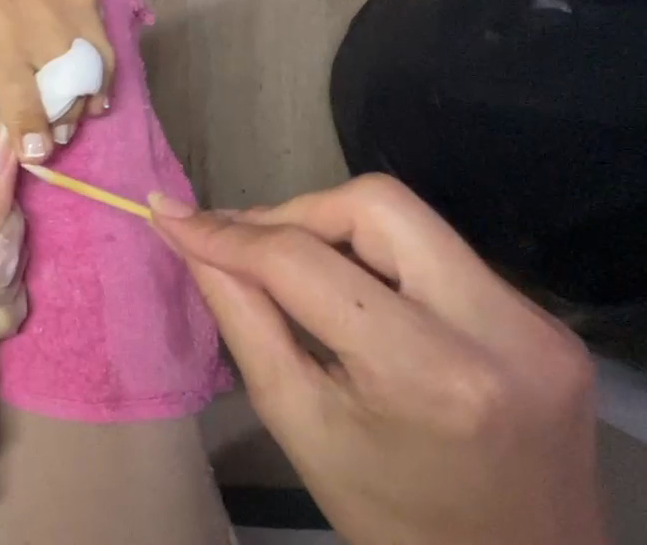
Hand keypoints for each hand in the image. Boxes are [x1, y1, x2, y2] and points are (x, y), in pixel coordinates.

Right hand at [151, 175, 605, 544]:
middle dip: (292, 214)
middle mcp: (501, 332)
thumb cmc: (384, 507)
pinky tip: (349, 299)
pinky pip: (435, 253)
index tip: (169, 216)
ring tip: (292, 275)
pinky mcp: (544, 322)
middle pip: (374, 206)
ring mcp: (535, 323)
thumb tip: (179, 228)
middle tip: (246, 251)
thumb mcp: (290, 411)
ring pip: (407, 218)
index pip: (303, 259)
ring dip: (330, 231)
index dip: (226, 232)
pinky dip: (371, 258)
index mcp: (429, 372)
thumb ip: (237, 309)